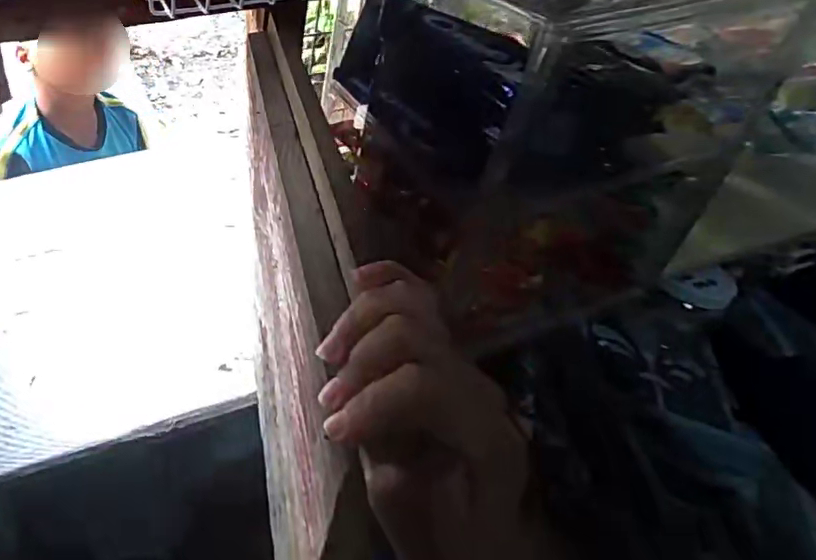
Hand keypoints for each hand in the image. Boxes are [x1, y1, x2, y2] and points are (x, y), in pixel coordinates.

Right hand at [316, 262, 536, 559]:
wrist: (480, 537)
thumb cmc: (450, 539)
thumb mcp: (420, 524)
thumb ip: (393, 477)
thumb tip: (363, 435)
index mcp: (487, 435)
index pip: (422, 386)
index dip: (371, 401)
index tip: (333, 429)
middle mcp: (480, 386)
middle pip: (410, 336)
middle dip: (359, 363)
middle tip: (329, 399)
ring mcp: (463, 362)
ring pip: (407, 305)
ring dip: (356, 324)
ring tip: (328, 356)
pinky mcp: (443, 349)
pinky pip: (418, 296)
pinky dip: (385, 280)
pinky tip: (357, 280)